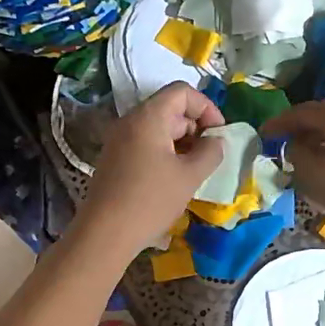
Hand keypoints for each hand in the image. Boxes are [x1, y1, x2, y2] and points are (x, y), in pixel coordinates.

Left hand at [74, 83, 223, 257]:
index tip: (219, 133)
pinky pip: (144, 144)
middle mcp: (129, 122)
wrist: (105, 233)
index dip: (206, 107)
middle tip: (209, 155)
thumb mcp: (189, 176)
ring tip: (195, 169)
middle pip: (169, 109)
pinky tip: (173, 178)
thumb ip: (210, 152)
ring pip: (157, 129)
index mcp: (147, 117)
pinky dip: (164, 153)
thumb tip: (215, 141)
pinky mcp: (114, 160)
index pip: (181, 92)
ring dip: (181, 142)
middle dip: (195, 127)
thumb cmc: (150, 201)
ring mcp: (118, 141)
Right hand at [261, 102, 324, 252]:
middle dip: (299, 124)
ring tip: (297, 148)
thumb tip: (292, 143)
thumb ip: (298, 153)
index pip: (307, 112)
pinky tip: (322, 154)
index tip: (263, 132)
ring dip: (316, 131)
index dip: (282, 121)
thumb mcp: (316, 176)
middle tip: (278, 138)